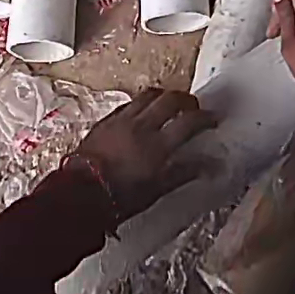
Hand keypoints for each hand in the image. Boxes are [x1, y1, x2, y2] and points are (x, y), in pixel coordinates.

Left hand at [69, 88, 214, 218]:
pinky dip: (143, 103)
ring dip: (164, 96)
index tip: (214, 119)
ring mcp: (122, 120)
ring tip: (171, 104)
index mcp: (157, 145)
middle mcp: (141, 126)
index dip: (206, 117)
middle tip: (194, 108)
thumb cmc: (122, 197)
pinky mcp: (107, 119)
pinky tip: (145, 111)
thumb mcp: (157, 189)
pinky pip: (130, 103)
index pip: (189, 122)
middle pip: (170, 99)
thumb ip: (185, 172)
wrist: (80, 193)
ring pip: (148, 95)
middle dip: (187, 100)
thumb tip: (213, 165)